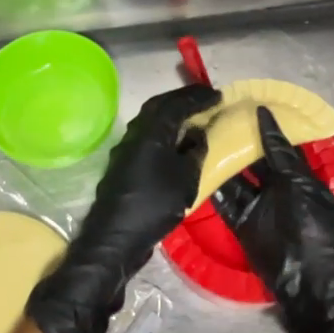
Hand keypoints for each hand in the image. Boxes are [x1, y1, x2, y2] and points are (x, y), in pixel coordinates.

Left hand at [28, 84, 220, 332]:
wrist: (115, 237)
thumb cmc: (155, 204)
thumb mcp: (186, 177)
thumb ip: (195, 151)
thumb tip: (198, 133)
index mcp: (152, 130)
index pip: (177, 103)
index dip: (199, 97)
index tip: (218, 95)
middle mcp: (135, 132)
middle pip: (160, 105)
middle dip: (183, 99)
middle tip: (205, 99)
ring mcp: (126, 147)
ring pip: (150, 120)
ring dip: (171, 113)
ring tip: (193, 116)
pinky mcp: (123, 163)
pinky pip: (147, 135)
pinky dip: (163, 131)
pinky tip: (174, 141)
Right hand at [216, 107, 333, 332]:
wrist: (311, 280)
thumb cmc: (313, 227)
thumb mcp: (301, 184)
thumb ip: (280, 153)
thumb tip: (266, 117)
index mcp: (295, 173)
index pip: (273, 142)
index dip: (257, 125)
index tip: (235, 104)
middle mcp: (274, 186)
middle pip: (250, 159)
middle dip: (233, 141)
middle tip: (207, 119)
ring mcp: (256, 206)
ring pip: (234, 178)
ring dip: (218, 162)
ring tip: (195, 139)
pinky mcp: (241, 224)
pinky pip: (224, 202)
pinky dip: (211, 189)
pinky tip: (193, 170)